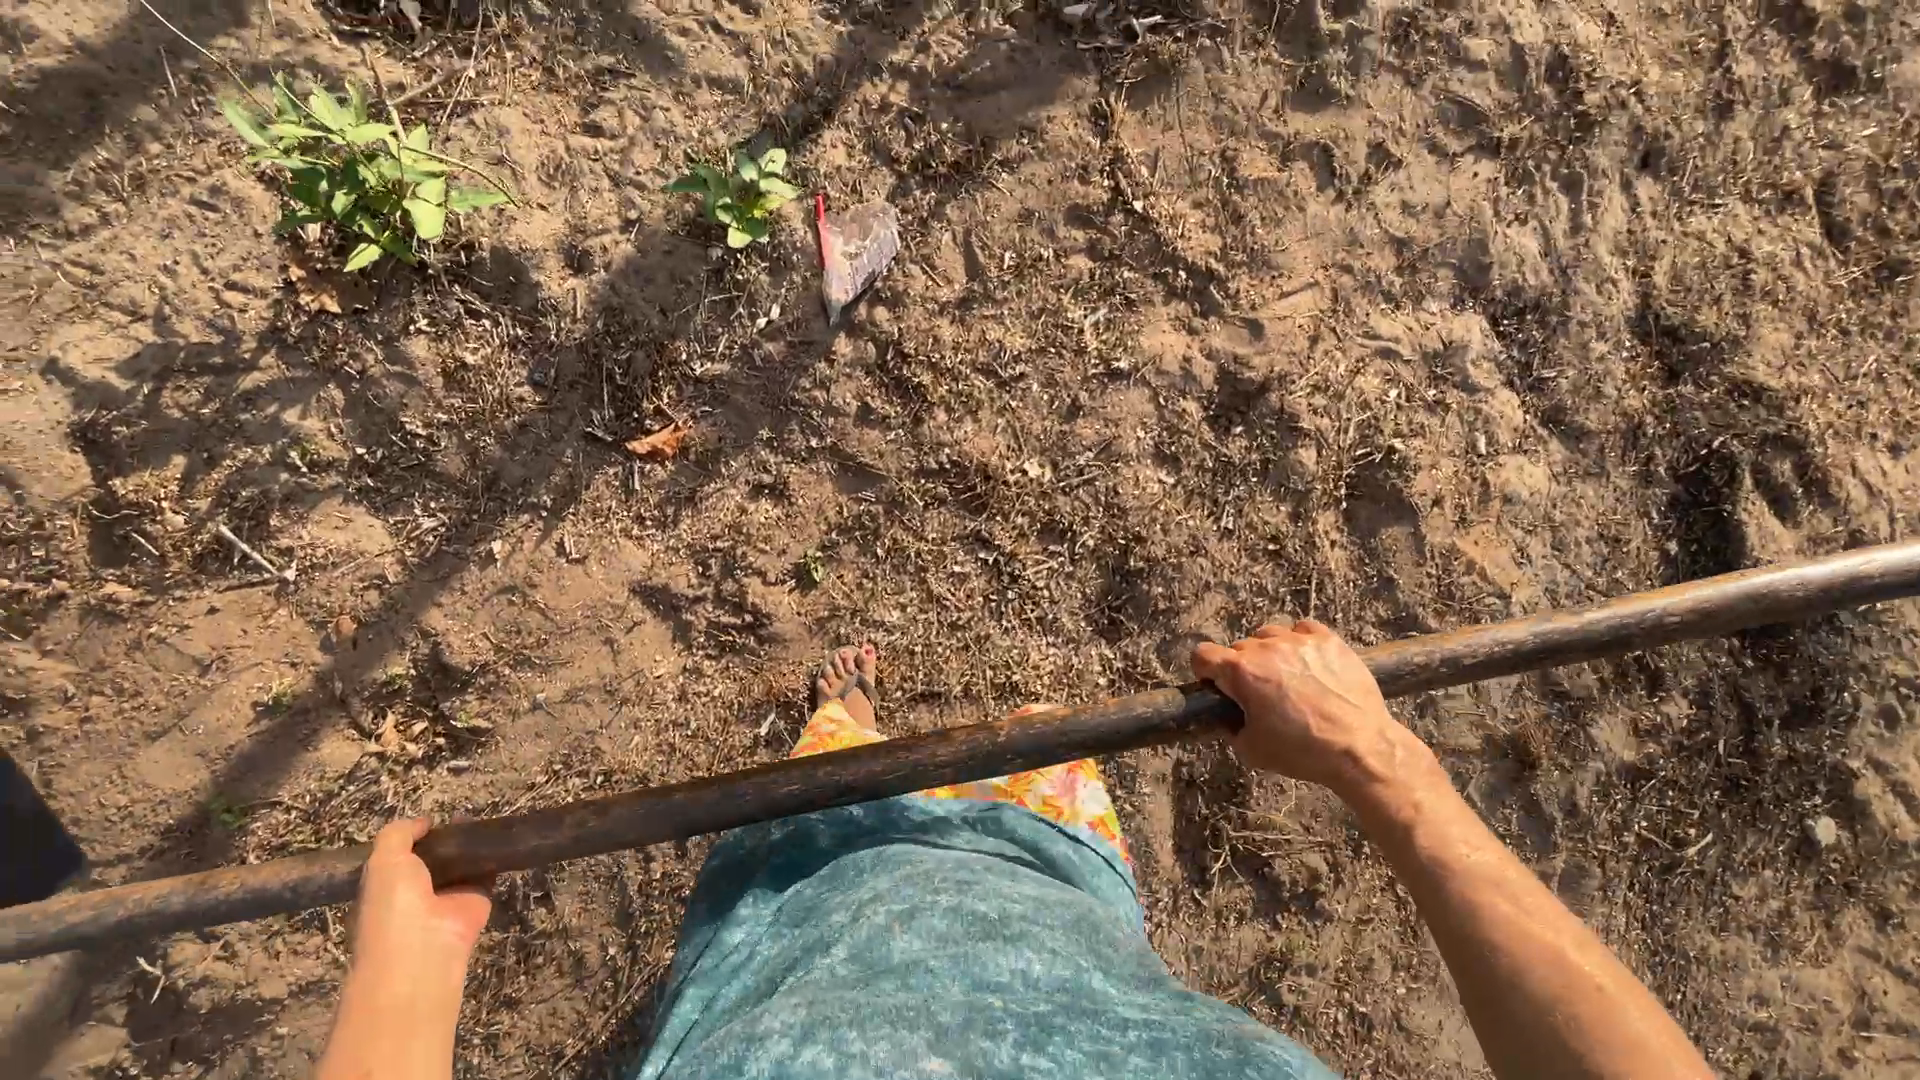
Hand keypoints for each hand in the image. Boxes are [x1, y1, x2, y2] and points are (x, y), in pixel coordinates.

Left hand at [350, 819, 491, 976]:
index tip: (428, 822)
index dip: (413, 838)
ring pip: (461, 863)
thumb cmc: (393, 904)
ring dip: (469, 845)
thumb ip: (398, 834)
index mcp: (387, 887)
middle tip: (461, 816)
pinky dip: (493, 857)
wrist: (424, 945)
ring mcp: (448, 895)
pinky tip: (498, 838)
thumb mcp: (384, 861)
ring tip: (480, 821)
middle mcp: (417, 891)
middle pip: (434, 857)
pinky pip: (486, 872)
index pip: (400, 857)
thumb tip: (424, 822)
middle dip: (445, 838)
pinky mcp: (478, 897)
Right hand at [1192, 619, 1431, 795]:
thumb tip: (1227, 715)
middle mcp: (1265, 648)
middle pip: (1239, 648)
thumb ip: (1230, 725)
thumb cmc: (1303, 751)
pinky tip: (1307, 663)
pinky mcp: (1327, 640)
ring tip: (1287, 677)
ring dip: (1269, 653)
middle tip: (1260, 694)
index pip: (1202, 654)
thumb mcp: (1251, 749)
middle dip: (1242, 668)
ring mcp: (1298, 641)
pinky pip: (1302, 629)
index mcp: (1241, 671)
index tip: (1217, 685)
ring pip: (1269, 635)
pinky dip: (1299, 642)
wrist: (1360, 748)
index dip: (1205, 671)